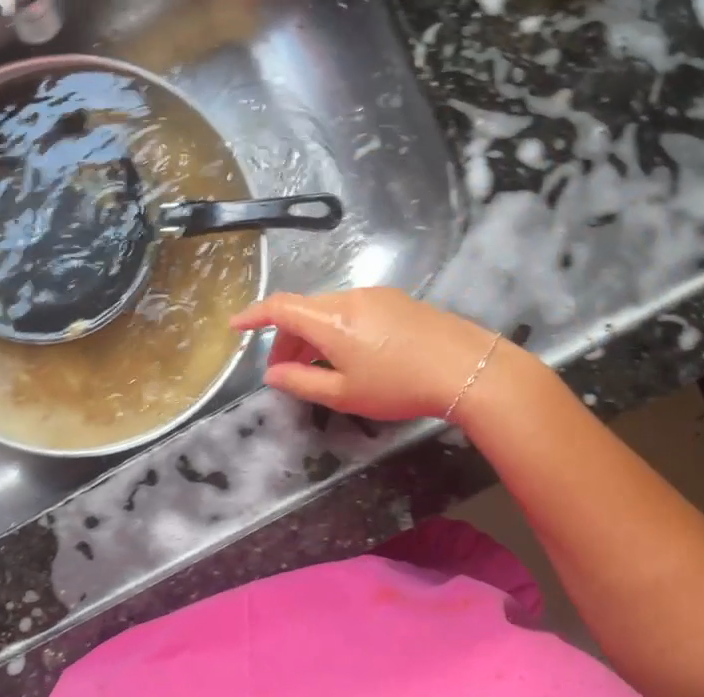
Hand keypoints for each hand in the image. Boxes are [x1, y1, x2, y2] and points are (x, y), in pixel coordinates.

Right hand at [230, 288, 514, 421]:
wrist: (468, 369)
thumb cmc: (399, 386)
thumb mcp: (342, 394)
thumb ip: (301, 382)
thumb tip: (272, 375)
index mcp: (331, 319)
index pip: (280, 307)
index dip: (253, 315)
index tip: (235, 327)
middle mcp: (350, 297)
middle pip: (304, 310)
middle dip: (286, 339)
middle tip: (284, 373)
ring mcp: (377, 296)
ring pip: (328, 311)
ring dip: (312, 336)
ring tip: (315, 370)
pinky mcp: (398, 302)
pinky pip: (352, 311)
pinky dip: (335, 331)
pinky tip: (347, 358)